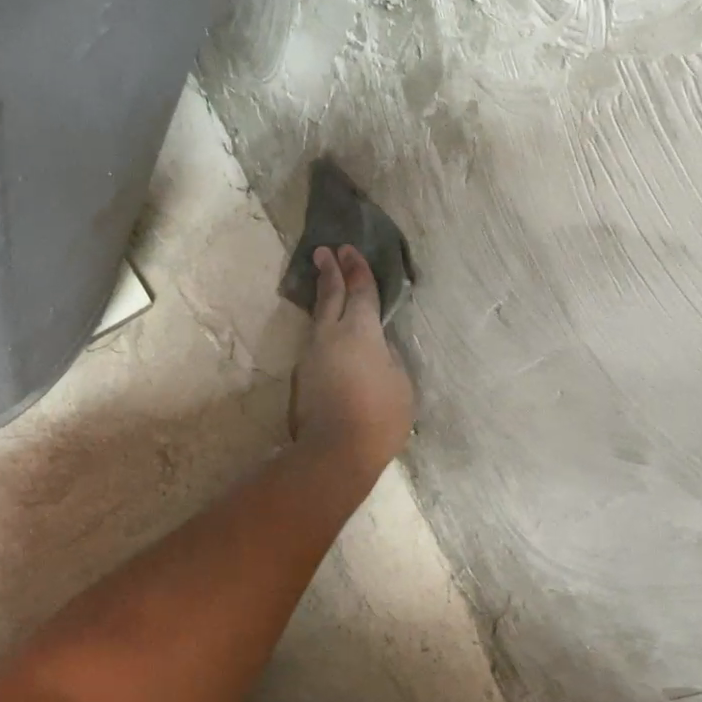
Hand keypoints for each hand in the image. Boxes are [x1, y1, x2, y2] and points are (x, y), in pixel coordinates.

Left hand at [289, 245, 414, 472]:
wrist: (333, 452)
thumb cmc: (379, 417)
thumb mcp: (400, 382)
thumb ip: (387, 356)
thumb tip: (375, 347)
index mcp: (359, 332)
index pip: (360, 291)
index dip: (357, 269)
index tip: (348, 249)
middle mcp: (329, 337)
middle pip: (329, 297)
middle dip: (329, 272)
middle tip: (324, 252)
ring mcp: (310, 357)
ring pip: (318, 323)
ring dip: (324, 304)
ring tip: (328, 292)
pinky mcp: (302, 379)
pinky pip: (316, 347)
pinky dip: (324, 336)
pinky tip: (332, 342)